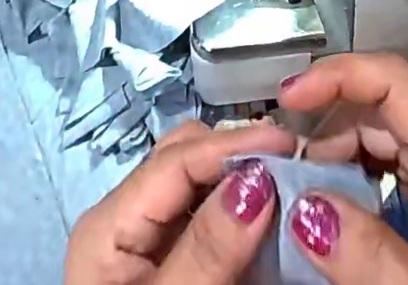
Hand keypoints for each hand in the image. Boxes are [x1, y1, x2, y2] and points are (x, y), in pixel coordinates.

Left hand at [66, 119, 296, 284]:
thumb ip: (206, 252)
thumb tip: (255, 182)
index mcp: (108, 225)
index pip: (173, 162)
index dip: (230, 145)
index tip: (290, 142)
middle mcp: (125, 220)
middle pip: (181, 161)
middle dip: (237, 154)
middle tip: (299, 161)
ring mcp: (146, 242)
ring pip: (196, 186)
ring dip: (243, 179)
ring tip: (294, 179)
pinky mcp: (170, 265)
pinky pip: (204, 223)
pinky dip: (240, 216)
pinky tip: (274, 218)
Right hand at [276, 53, 407, 284]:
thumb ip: (377, 260)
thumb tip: (301, 208)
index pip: (391, 80)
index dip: (332, 75)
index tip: (284, 101)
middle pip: (374, 110)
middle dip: (320, 126)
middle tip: (277, 164)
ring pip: (377, 143)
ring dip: (331, 159)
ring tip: (295, 193)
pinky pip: (389, 177)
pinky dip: (351, 185)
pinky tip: (333, 217)